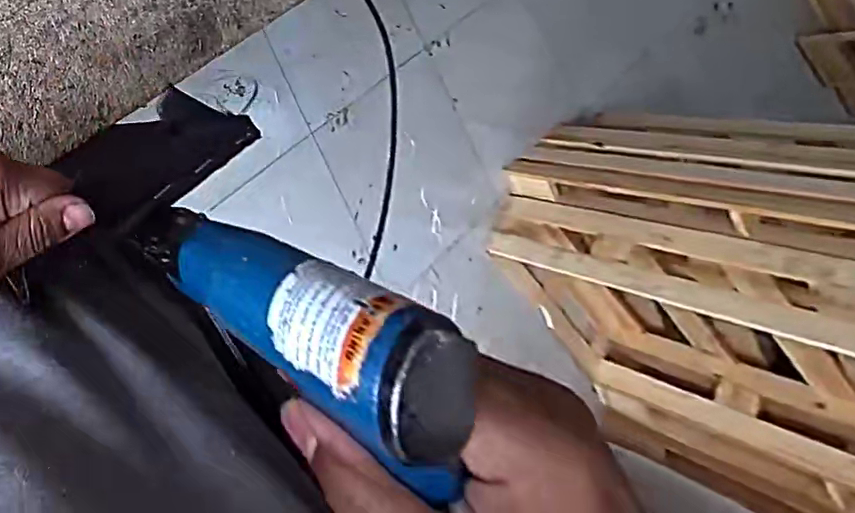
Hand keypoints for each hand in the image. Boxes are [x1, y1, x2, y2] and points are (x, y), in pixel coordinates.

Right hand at [281, 358, 638, 512]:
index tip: (303, 374)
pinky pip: (469, 398)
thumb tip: (301, 414)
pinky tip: (426, 467)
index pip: (416, 365)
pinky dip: (434, 422)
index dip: (354, 369)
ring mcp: (553, 411)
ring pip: (442, 378)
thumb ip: (364, 489)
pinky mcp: (549, 425)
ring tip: (387, 462)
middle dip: (374, 395)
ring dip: (401, 410)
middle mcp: (547, 405)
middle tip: (329, 420)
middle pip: (425, 365)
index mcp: (535, 435)